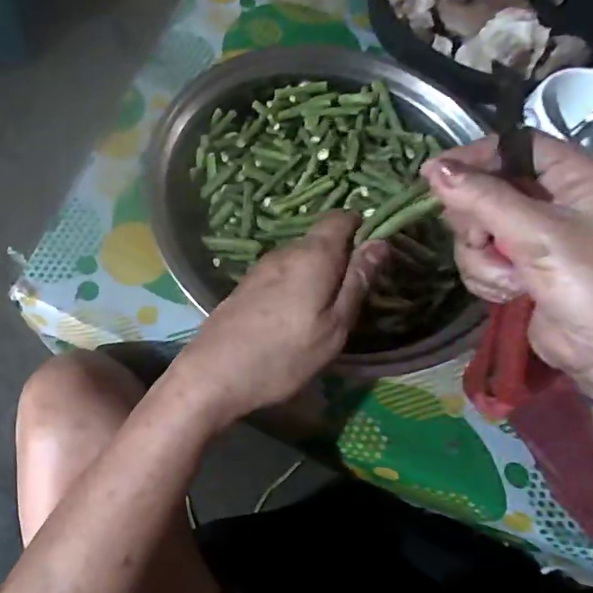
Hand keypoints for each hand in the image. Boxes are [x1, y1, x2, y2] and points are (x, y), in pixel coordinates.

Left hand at [168, 211, 387, 423]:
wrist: (212, 374)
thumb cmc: (282, 355)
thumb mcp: (334, 326)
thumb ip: (357, 282)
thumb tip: (380, 242)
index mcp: (310, 255)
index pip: (340, 218)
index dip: (361, 228)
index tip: (375, 255)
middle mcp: (282, 253)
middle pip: (319, 241)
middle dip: (340, 258)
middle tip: (355, 294)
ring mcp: (258, 270)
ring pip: (298, 261)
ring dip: (315, 276)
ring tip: (324, 310)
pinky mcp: (243, 288)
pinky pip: (279, 277)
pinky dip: (293, 288)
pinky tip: (293, 316)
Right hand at [422, 135, 592, 398]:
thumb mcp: (538, 235)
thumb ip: (483, 199)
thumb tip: (433, 168)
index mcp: (580, 180)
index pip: (518, 147)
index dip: (476, 156)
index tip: (433, 174)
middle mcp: (559, 204)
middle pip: (488, 191)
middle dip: (476, 221)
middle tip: (483, 240)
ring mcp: (539, 240)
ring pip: (477, 232)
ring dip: (482, 258)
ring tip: (511, 280)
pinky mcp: (524, 272)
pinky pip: (482, 262)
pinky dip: (488, 278)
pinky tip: (512, 295)